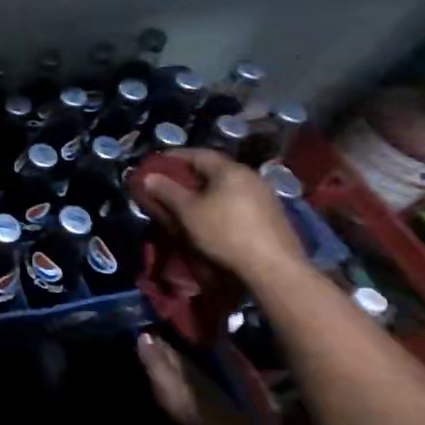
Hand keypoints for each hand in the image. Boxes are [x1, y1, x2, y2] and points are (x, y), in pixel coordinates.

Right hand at [139, 149, 305, 285]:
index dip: (173, 156)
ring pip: (227, 187)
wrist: (276, 271)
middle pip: (213, 169)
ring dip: (206, 191)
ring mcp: (265, 197)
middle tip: (168, 184)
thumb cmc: (226, 233)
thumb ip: (166, 191)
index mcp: (230, 170)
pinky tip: (213, 218)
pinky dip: (221, 204)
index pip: (197, 153)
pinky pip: (239, 201)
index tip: (155, 163)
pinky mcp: (273, 217)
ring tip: (188, 203)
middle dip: (189, 175)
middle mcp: (251, 177)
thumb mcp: (188, 212)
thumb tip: (148, 177)